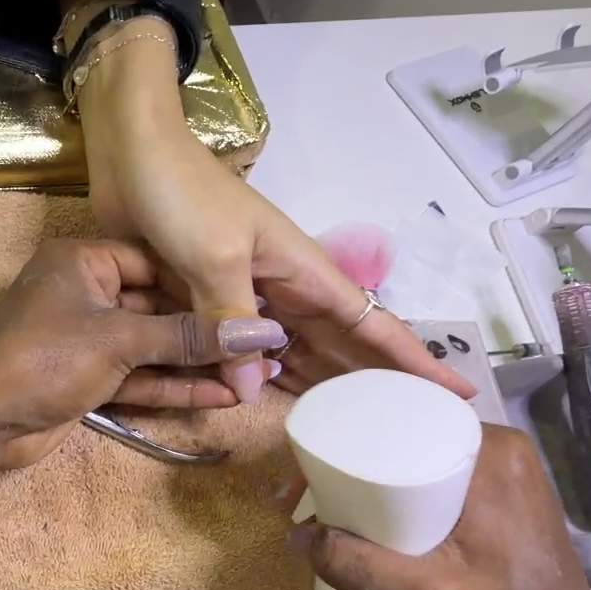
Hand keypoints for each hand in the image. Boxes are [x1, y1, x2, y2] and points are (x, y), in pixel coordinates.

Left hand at [0, 239, 282, 488]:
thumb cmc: (44, 357)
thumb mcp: (119, 339)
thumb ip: (187, 336)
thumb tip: (259, 336)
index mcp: (84, 260)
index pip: (158, 262)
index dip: (208, 284)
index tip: (259, 301)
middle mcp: (85, 293)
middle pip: (159, 307)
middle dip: (208, 331)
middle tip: (267, 347)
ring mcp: (85, 339)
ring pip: (150, 347)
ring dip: (195, 364)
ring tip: (253, 380)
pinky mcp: (84, 377)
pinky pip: (135, 376)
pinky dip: (170, 386)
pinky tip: (218, 397)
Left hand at [75, 19, 472, 403]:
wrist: (134, 158)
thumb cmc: (182, 197)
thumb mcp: (214, 257)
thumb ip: (232, 320)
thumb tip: (252, 388)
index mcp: (300, 269)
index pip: (371, 322)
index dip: (412, 360)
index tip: (456, 395)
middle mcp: (282, 286)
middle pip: (338, 344)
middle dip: (370, 383)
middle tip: (402, 431)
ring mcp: (245, 294)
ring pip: (292, 348)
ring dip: (317, 382)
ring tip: (348, 428)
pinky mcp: (206, 299)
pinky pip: (242, 345)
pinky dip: (257, 370)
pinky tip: (269, 396)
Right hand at [292, 425, 590, 589]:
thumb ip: (357, 566)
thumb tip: (294, 536)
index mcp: (491, 452)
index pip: (397, 421)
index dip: (337, 444)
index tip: (300, 483)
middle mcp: (499, 451)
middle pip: (399, 440)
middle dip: (343, 467)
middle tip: (299, 502)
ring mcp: (501, 476)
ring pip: (410, 462)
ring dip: (364, 484)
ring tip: (321, 516)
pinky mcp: (497, 501)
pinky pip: (428, 481)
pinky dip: (390, 497)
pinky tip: (362, 523)